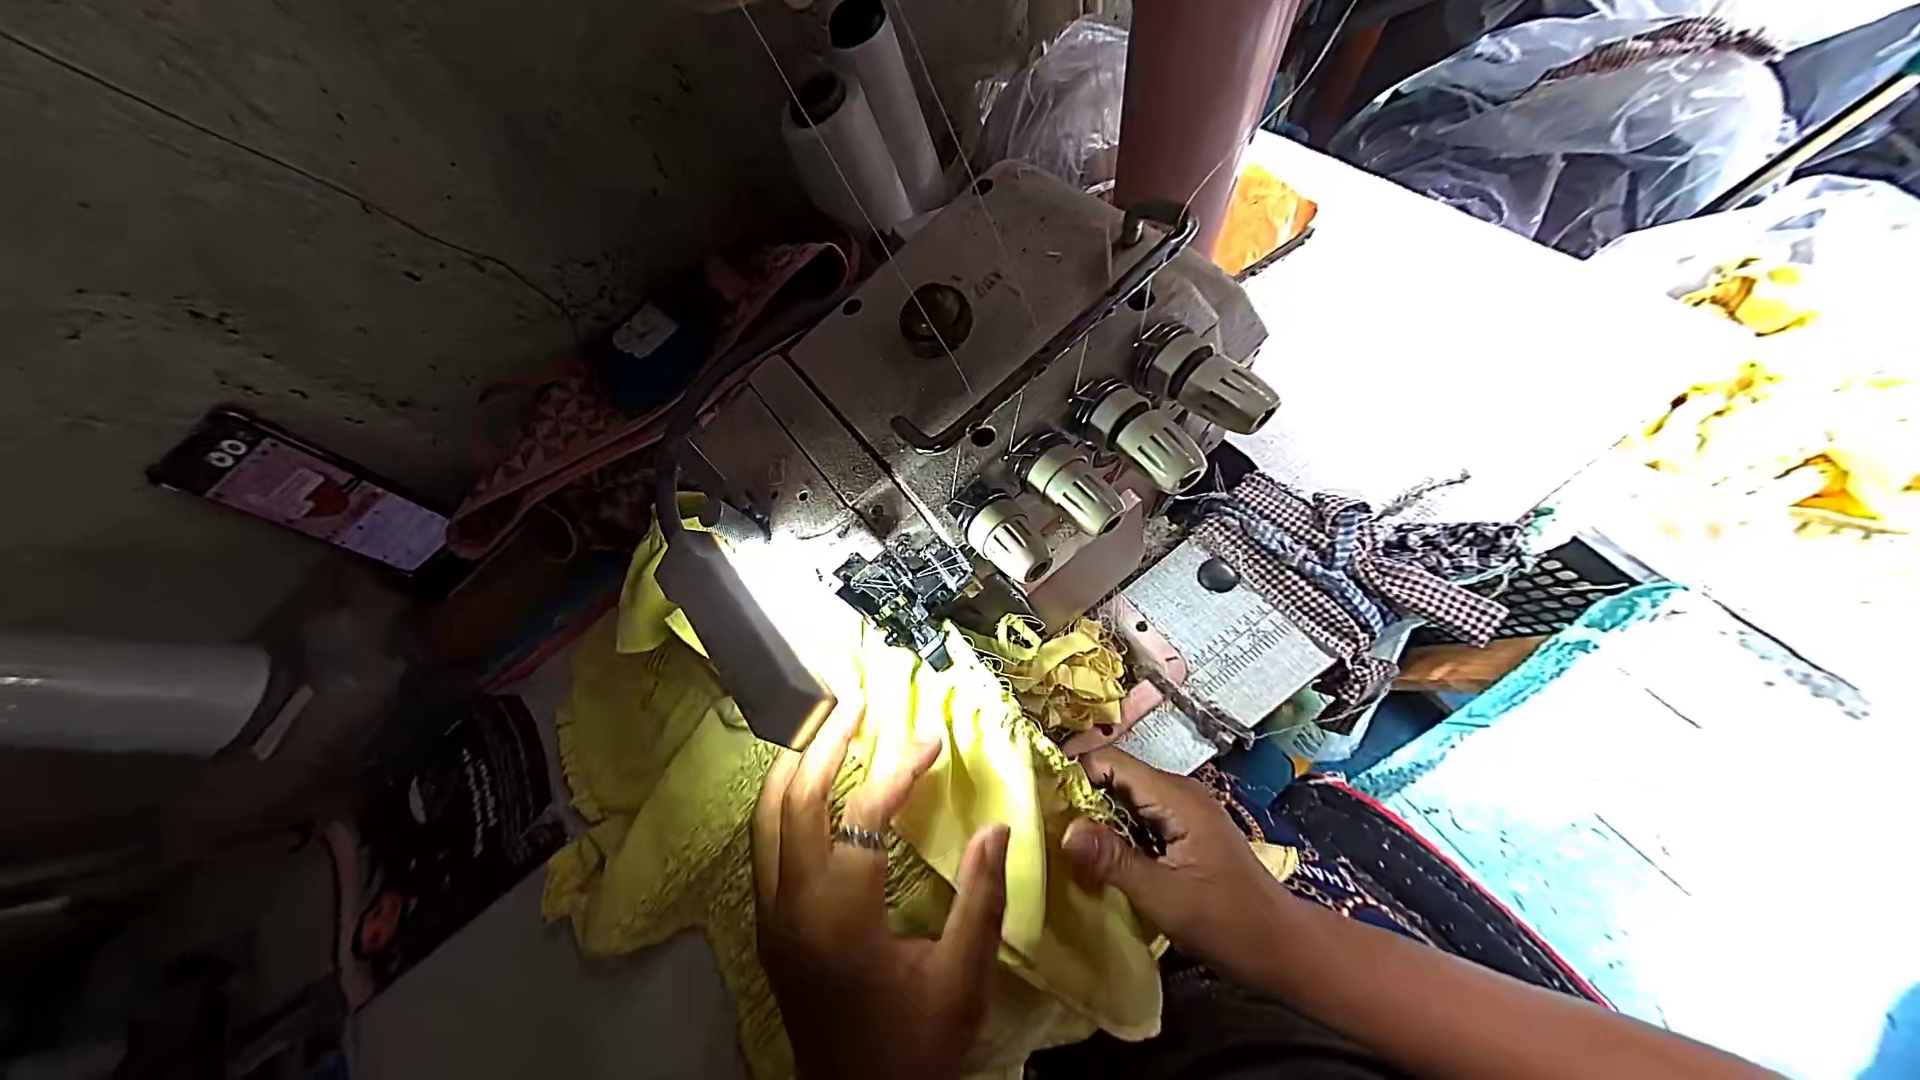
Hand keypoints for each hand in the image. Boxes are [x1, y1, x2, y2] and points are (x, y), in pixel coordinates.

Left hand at [753, 702, 1010, 1079]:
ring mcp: (772, 913)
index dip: (899, 769)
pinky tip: (808, 779)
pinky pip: (765, 839)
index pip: (864, 814)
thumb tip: (997, 826)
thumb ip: (980, 900)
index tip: (931, 741)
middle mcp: (793, 905)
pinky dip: (785, 796)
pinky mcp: (769, 923)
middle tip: (853, 701)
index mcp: (842, 916)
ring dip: (796, 763)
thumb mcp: (961, 982)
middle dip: (826, 742)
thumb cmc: (913, 1046)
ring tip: (825, 724)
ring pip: (767, 815)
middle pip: (797, 798)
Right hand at [1062, 748, 1293, 985]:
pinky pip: (1141, 815)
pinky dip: (1118, 829)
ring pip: (1127, 797)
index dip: (1076, 774)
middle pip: (1118, 776)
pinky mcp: (1186, 829)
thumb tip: (1065, 830)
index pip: (1112, 762)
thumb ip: (1113, 861)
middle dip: (1083, 796)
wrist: (1286, 949)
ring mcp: (1184, 810)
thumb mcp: (1164, 897)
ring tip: (1067, 838)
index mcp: (1176, 797)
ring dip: (1099, 815)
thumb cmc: (1228, 923)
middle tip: (1049, 822)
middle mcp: (1179, 792)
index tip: (1045, 799)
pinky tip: (1101, 854)